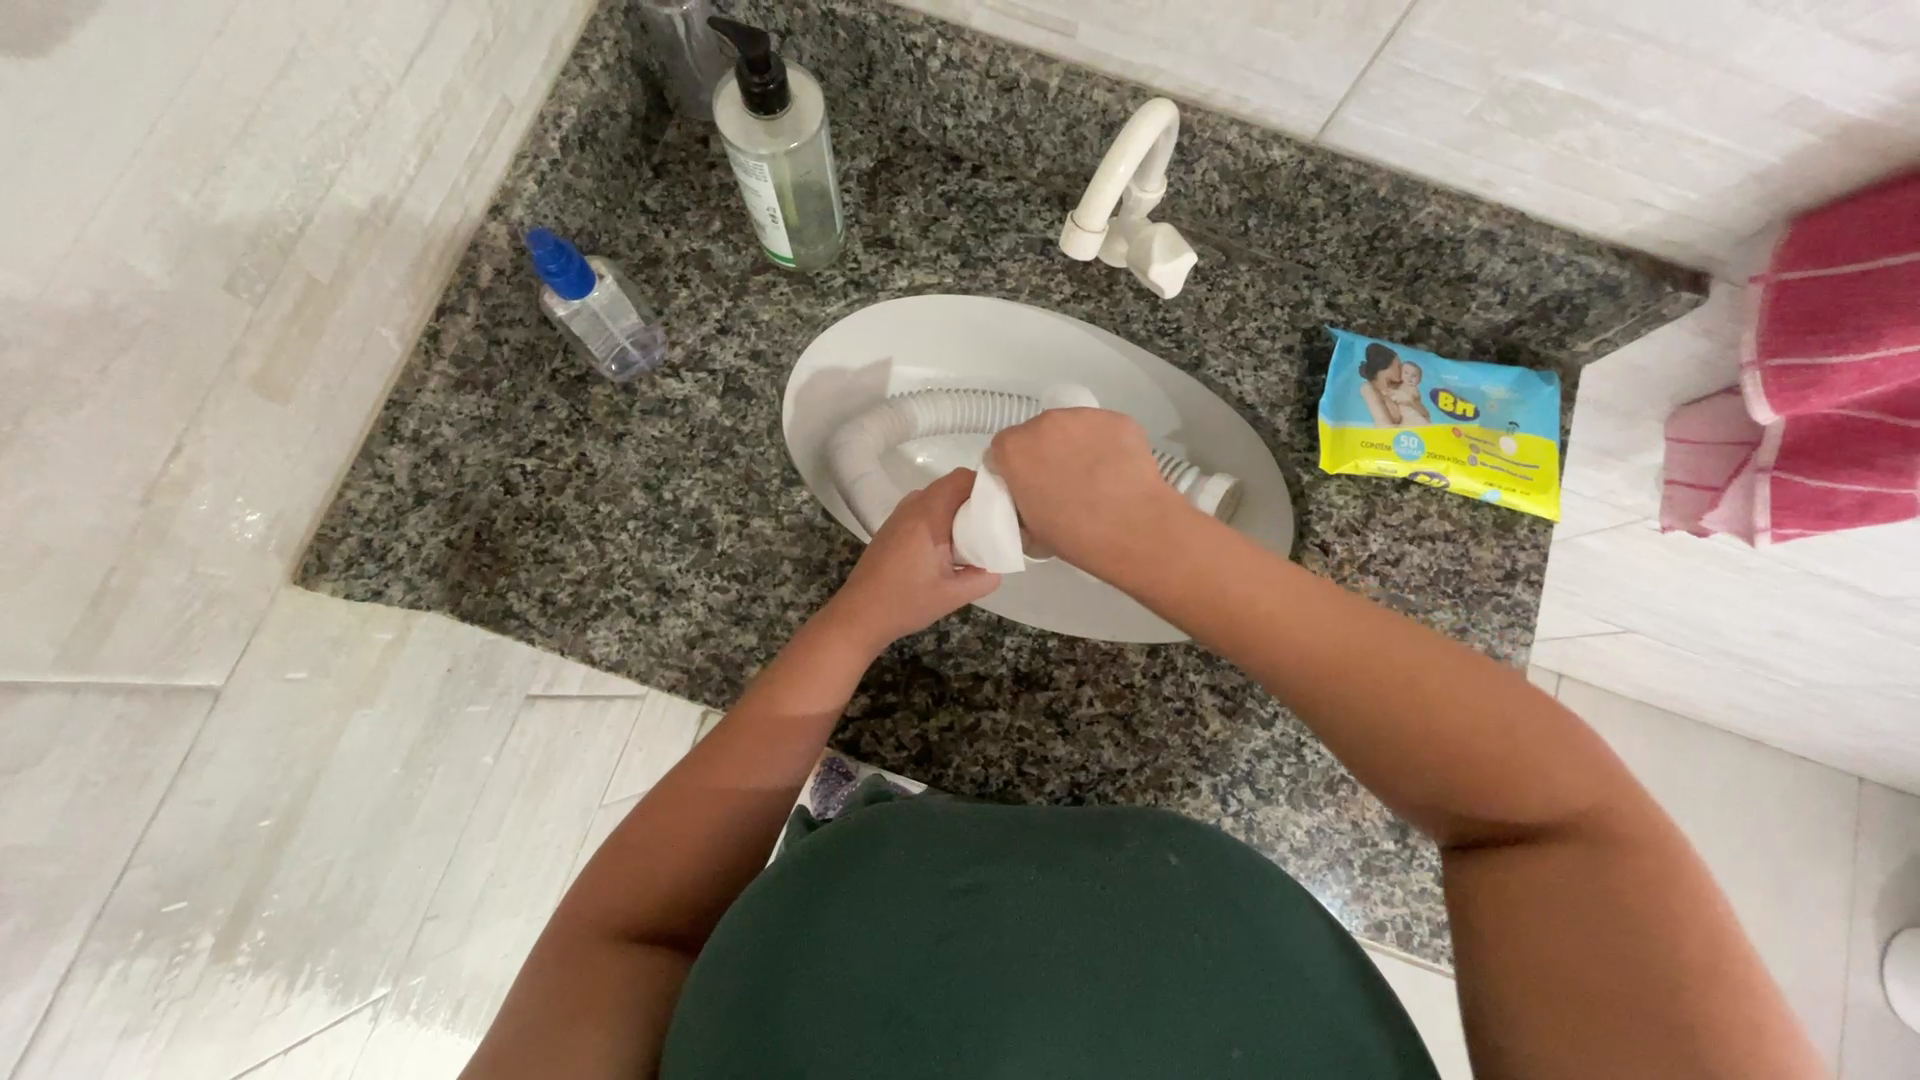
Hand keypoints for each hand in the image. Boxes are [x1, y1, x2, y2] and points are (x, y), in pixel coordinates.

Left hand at [823, 468, 1001, 651]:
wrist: (859, 614)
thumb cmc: (906, 603)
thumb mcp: (953, 596)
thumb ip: (984, 579)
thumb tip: (998, 567)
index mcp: (928, 516)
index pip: (962, 479)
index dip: (986, 486)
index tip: (1002, 506)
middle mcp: (912, 507)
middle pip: (950, 486)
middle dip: (974, 500)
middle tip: (992, 525)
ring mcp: (898, 515)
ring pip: (936, 497)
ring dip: (956, 510)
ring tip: (972, 537)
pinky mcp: (892, 527)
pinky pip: (923, 510)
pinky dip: (940, 518)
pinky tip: (946, 547)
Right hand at [988, 408, 1193, 578]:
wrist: (1132, 528)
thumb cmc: (1073, 535)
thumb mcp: (1028, 527)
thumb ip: (1018, 502)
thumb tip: (1028, 497)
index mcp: (1014, 449)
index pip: (1002, 450)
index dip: (1012, 468)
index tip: (1027, 486)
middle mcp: (1044, 422)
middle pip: (1036, 433)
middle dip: (1044, 453)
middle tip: (1063, 483)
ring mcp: (1084, 416)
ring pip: (1071, 428)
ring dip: (1075, 445)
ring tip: (1095, 476)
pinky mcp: (1117, 419)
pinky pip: (1103, 430)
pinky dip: (1107, 445)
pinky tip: (1117, 470)